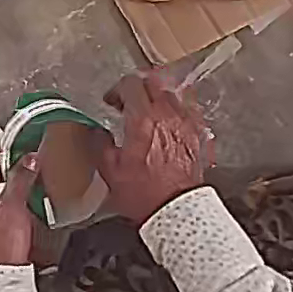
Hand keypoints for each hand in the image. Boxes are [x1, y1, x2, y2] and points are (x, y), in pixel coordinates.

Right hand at [96, 73, 212, 223]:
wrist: (176, 209)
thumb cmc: (144, 192)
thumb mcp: (110, 169)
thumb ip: (99, 142)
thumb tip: (96, 130)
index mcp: (143, 119)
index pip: (131, 84)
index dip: (117, 90)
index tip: (111, 102)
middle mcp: (167, 115)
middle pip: (153, 82)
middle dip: (137, 88)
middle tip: (127, 103)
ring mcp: (185, 122)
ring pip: (171, 94)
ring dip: (156, 98)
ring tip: (147, 115)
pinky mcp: (196, 133)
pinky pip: (186, 110)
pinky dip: (174, 111)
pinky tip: (166, 125)